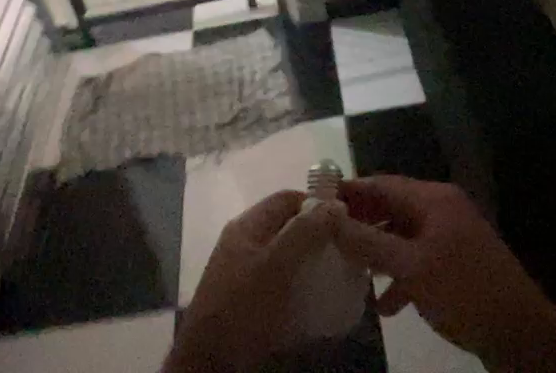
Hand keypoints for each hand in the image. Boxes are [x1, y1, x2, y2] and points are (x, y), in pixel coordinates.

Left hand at [164, 189, 342, 372]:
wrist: (210, 363)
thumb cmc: (244, 307)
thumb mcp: (276, 265)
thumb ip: (304, 232)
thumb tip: (335, 204)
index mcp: (246, 226)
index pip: (286, 199)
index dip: (316, 204)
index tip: (345, 222)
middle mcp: (244, 242)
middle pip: (287, 226)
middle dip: (317, 236)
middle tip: (345, 252)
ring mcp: (245, 271)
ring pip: (286, 255)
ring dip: (311, 262)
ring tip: (337, 277)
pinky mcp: (249, 299)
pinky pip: (281, 281)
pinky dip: (300, 285)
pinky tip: (317, 300)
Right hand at [331, 176, 555, 372]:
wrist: (522, 334)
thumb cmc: (464, 291)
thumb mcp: (411, 267)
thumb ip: (369, 242)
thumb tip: (327, 218)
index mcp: (433, 200)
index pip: (381, 184)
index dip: (348, 192)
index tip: (315, 203)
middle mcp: (442, 210)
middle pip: (391, 208)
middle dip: (360, 224)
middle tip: (325, 239)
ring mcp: (451, 238)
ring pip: (402, 236)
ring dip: (377, 252)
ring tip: (348, 271)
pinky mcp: (457, 266)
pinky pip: (417, 260)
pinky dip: (399, 276)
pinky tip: (384, 305)